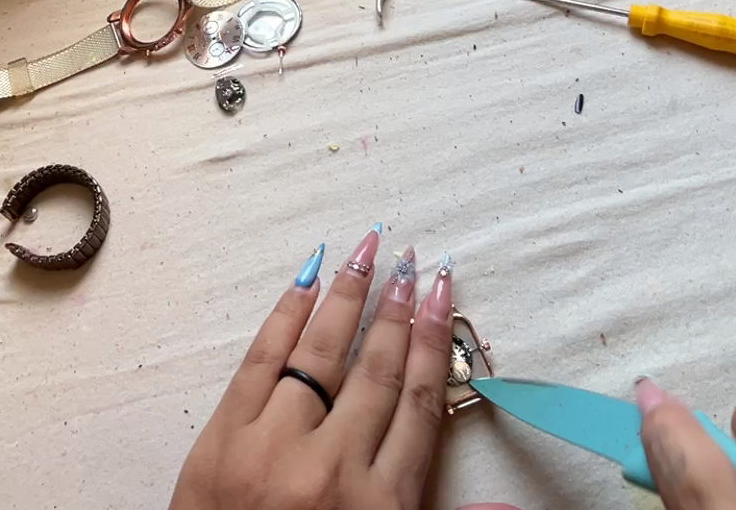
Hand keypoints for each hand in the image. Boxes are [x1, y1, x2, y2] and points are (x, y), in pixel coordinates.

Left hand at [169, 224, 455, 509]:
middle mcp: (333, 467)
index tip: (441, 293)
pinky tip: (307, 277)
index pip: (418, 404)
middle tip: (411, 258)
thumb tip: (511, 507)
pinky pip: (262, 357)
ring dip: (349, 295)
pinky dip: (286, 313)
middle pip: (376, 369)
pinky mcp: (224, 433)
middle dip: (396, 309)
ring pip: (322, 351)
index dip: (432, 342)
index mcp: (382, 506)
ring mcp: (274, 444)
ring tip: (367, 251)